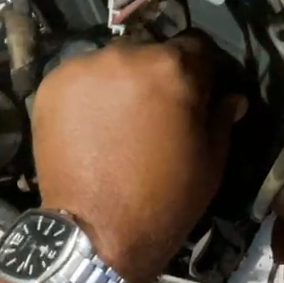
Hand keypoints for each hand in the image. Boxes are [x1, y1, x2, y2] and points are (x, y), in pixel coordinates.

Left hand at [32, 32, 246, 282]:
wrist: (97, 234)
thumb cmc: (165, 203)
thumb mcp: (210, 165)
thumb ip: (221, 120)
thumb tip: (231, 97)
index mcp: (174, 69)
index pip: (197, 49)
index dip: (202, 74)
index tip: (198, 97)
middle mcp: (128, 54)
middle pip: (151, 55)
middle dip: (158, 80)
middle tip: (156, 117)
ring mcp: (85, 68)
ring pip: (113, 66)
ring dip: (122, 87)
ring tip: (120, 126)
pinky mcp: (52, 85)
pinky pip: (81, 81)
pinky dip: (90, 98)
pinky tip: (93, 130)